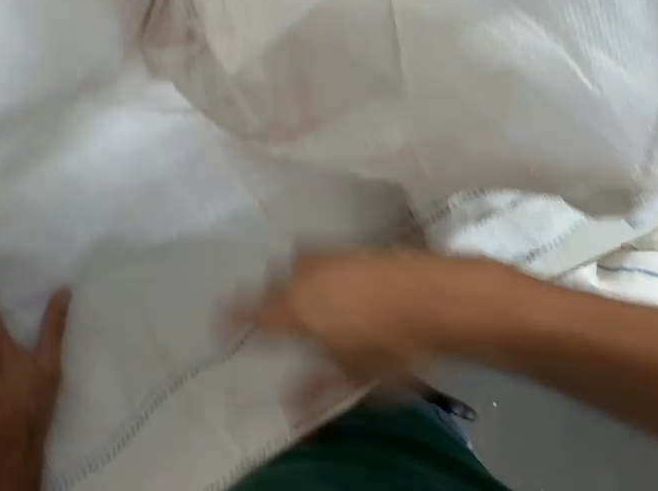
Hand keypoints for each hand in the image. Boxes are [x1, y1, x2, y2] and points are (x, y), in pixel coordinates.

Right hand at [227, 249, 533, 419]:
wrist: (437, 296)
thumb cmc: (391, 344)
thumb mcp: (353, 377)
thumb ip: (316, 390)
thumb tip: (292, 411)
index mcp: (294, 307)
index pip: (252, 312)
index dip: (232, 318)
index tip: (219, 322)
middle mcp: (303, 274)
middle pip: (272, 284)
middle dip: (269, 300)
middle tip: (275, 322)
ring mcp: (328, 255)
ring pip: (296, 266)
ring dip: (294, 282)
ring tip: (309, 303)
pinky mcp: (351, 246)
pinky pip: (321, 257)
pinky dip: (320, 271)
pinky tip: (340, 289)